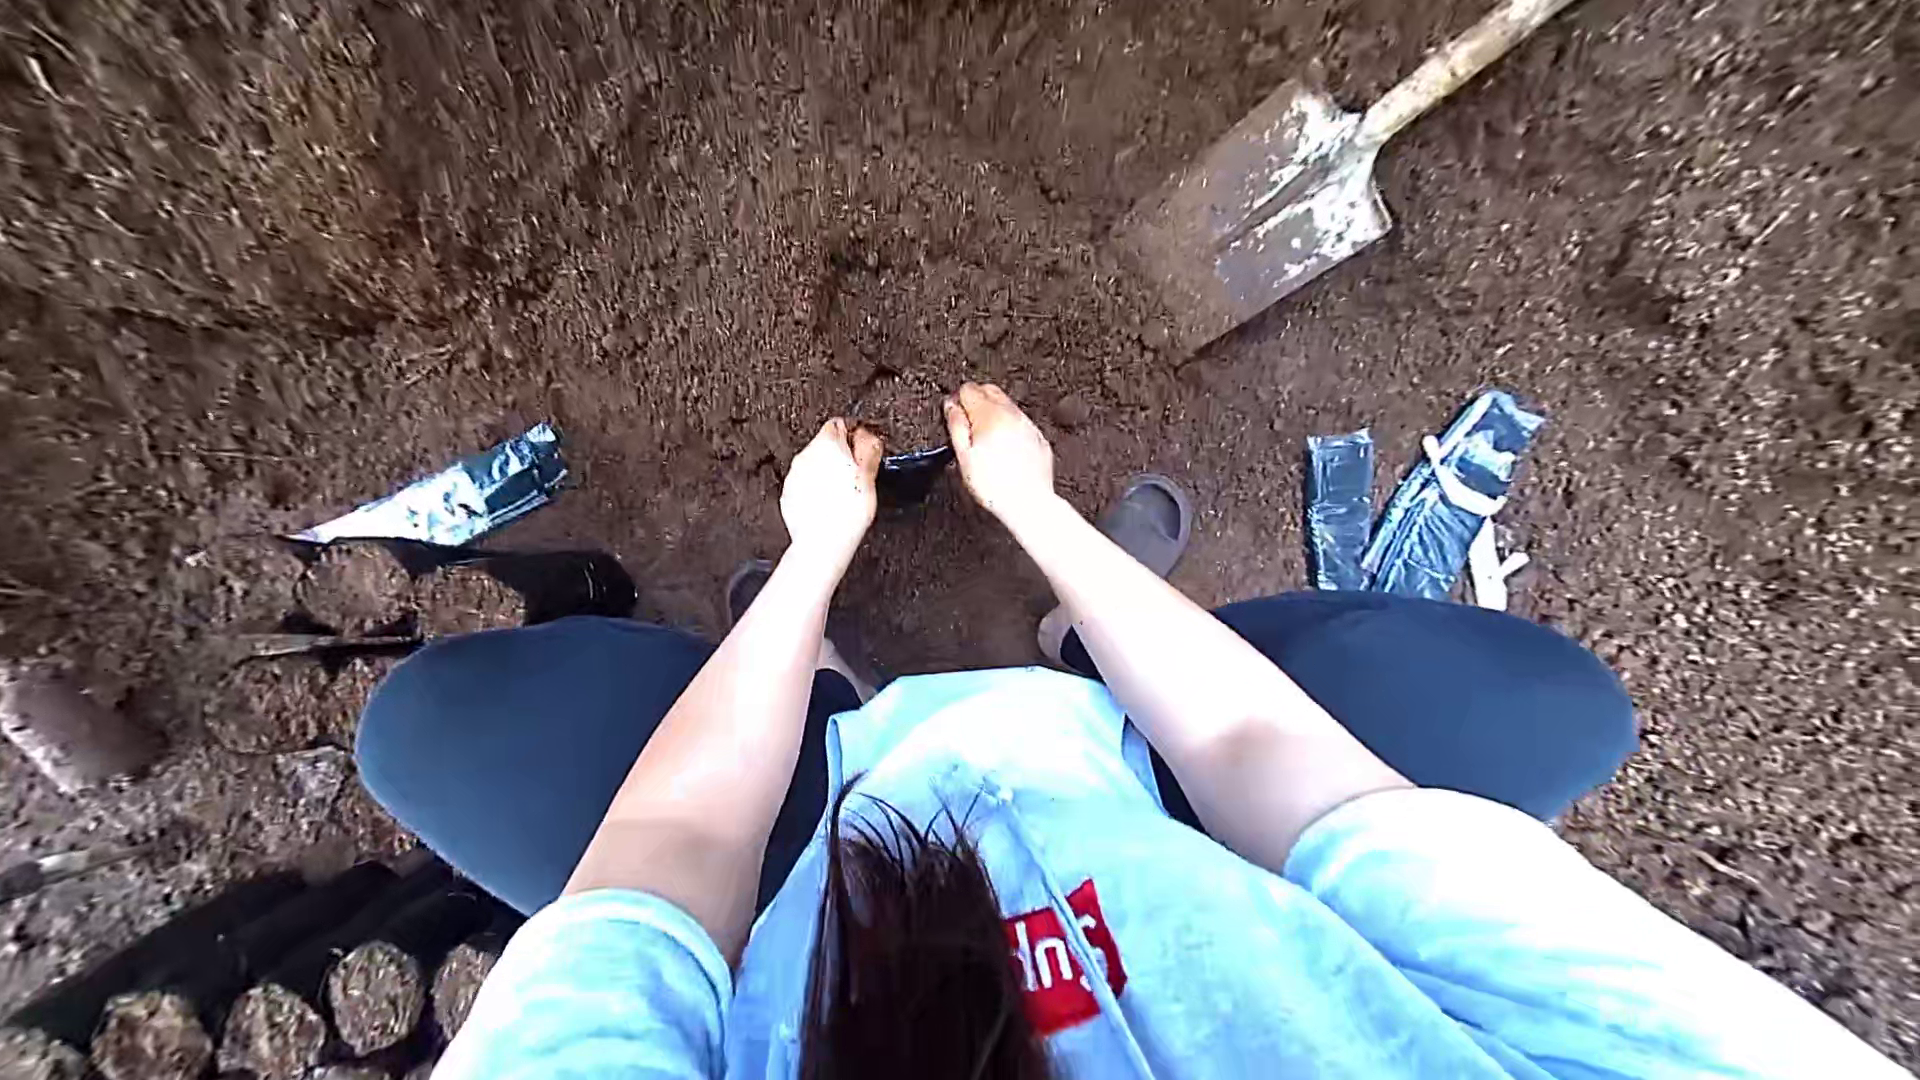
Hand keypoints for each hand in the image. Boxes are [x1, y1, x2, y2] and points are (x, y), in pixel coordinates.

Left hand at [781, 418, 882, 567]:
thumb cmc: (847, 514)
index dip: (854, 436)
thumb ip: (869, 450)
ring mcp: (795, 476)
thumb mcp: (869, 478)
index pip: (839, 424)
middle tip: (855, 478)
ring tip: (843, 495)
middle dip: (840, 457)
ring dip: (828, 474)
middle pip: (825, 445)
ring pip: (814, 465)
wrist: (823, 543)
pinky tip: (829, 505)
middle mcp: (805, 456)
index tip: (862, 450)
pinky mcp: (789, 494)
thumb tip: (869, 437)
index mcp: (826, 445)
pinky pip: (805, 485)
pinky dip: (816, 490)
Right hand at [944, 382, 1057, 524]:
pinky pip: (1020, 423)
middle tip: (968, 427)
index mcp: (990, 415)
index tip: (954, 415)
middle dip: (975, 402)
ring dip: (993, 415)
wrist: (1028, 503)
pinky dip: (1009, 429)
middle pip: (989, 391)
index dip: (957, 401)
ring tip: (986, 442)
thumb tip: (951, 406)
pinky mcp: (1038, 438)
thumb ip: (956, 425)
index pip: (968, 389)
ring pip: (1006, 406)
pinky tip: (1004, 450)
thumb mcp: (964, 456)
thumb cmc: (995, 486)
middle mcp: (1012, 414)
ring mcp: (1028, 425)